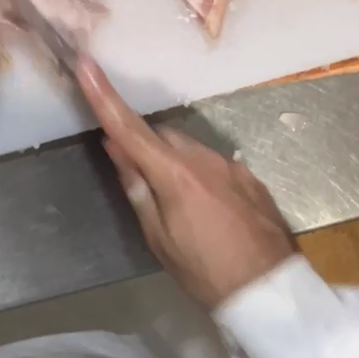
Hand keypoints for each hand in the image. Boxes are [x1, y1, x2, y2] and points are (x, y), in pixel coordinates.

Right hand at [76, 56, 295, 307]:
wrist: (272, 293)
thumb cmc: (205, 272)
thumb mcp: (159, 238)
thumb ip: (137, 187)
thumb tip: (115, 147)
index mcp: (175, 174)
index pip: (129, 128)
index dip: (103, 95)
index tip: (86, 63)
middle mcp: (204, 158)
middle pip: (161, 135)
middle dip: (144, 144)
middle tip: (136, 176)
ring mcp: (231, 165)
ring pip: (188, 148)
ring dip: (172, 161)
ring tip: (175, 203)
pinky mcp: (250, 177)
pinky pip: (213, 164)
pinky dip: (198, 174)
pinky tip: (205, 208)